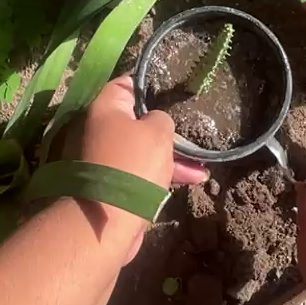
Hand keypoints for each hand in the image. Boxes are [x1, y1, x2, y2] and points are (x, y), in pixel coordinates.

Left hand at [69, 77, 208, 261]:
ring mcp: (108, 157)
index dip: (150, 83)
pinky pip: (143, 171)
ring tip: (203, 164)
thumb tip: (157, 122)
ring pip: (144, 148)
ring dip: (173, 155)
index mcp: (106, 109)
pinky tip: (194, 179)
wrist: (107, 221)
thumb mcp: (158, 132)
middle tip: (192, 126)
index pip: (127, 84)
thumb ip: (162, 118)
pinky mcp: (115, 183)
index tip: (172, 87)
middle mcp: (102, 129)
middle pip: (138, 119)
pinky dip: (165, 173)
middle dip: (167, 126)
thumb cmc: (133, 164)